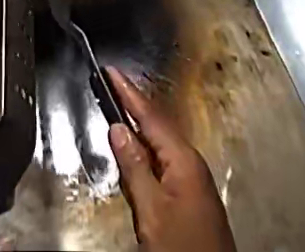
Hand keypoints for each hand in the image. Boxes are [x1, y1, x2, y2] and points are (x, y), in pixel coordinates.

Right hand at [106, 67, 237, 251]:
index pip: (150, 116)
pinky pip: (165, 160)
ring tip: (119, 108)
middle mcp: (191, 163)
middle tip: (110, 85)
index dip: (128, 92)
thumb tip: (118, 128)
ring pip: (161, 143)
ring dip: (139, 127)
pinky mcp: (192, 196)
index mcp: (183, 159)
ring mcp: (194, 180)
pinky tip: (136, 151)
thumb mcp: (151, 210)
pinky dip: (147, 148)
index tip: (111, 69)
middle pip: (157, 126)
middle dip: (134, 105)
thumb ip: (134, 167)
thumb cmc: (181, 247)